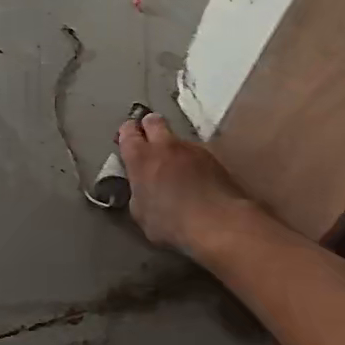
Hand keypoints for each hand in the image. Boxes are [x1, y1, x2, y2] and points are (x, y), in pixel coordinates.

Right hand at [116, 113, 255, 255]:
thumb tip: (142, 187)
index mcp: (141, 158)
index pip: (128, 131)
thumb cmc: (172, 224)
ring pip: (177, 138)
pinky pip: (196, 152)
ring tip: (176, 169)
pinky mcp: (212, 156)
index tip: (126, 140)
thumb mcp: (140, 213)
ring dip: (172, 148)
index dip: (126, 133)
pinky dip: (191, 161)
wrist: (218, 222)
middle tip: (148, 142)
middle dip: (148, 127)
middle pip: (153, 121)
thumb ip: (137, 192)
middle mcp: (165, 146)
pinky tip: (196, 178)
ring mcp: (191, 148)